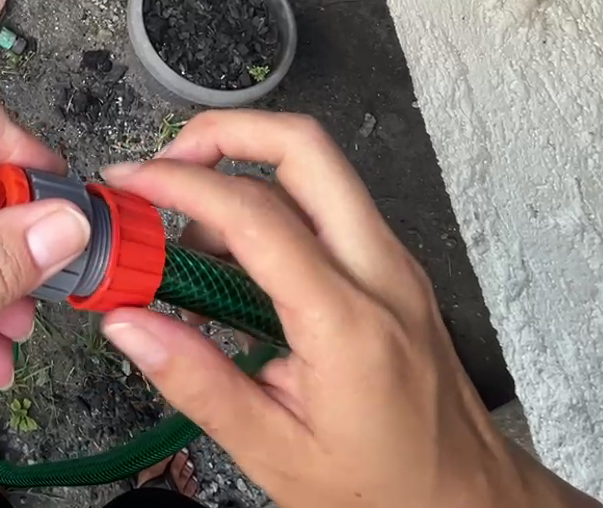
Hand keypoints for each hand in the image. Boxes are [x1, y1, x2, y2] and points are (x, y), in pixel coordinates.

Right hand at [96, 111, 597, 507]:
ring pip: (313, 161)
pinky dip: (262, 193)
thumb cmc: (386, 491)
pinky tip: (230, 252)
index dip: (179, 184)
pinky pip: (318, 195)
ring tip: (189, 228)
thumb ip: (194, 381)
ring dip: (238, 163)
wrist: (478, 507)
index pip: (254, 215)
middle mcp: (378, 269)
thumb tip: (125, 322)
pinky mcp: (385, 259)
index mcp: (348, 323)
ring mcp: (388, 257)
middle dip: (221, 131)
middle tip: (165, 163)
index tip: (128, 183)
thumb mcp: (275, 456)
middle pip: (304, 145)